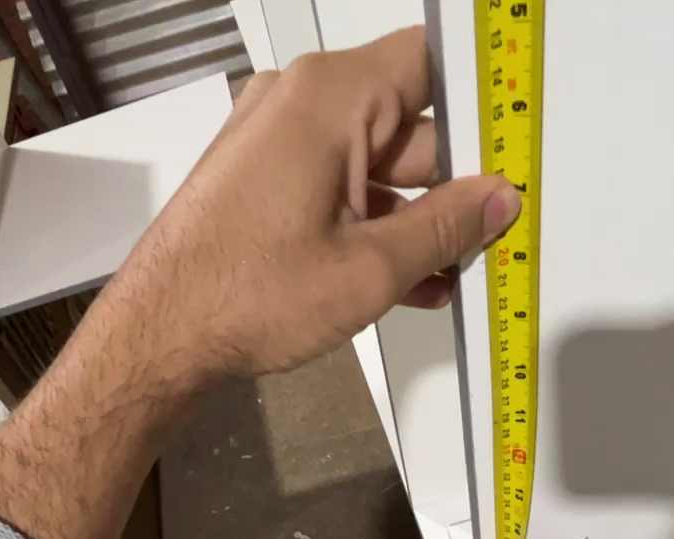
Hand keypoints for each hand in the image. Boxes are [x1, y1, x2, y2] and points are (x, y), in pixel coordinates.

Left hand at [102, 27, 520, 379]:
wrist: (160, 337)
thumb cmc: (247, 297)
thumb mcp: (368, 270)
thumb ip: (443, 228)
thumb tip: (495, 200)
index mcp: (330, 98)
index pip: (431, 66)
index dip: (480, 109)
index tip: (512, 153)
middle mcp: (298, 105)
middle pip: (404, 123)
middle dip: (450, 184)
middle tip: (487, 234)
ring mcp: (273, 145)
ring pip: (370, 168)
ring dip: (413, 220)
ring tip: (450, 273)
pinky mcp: (260, 184)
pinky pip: (333, 192)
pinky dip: (369, 228)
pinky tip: (405, 281)